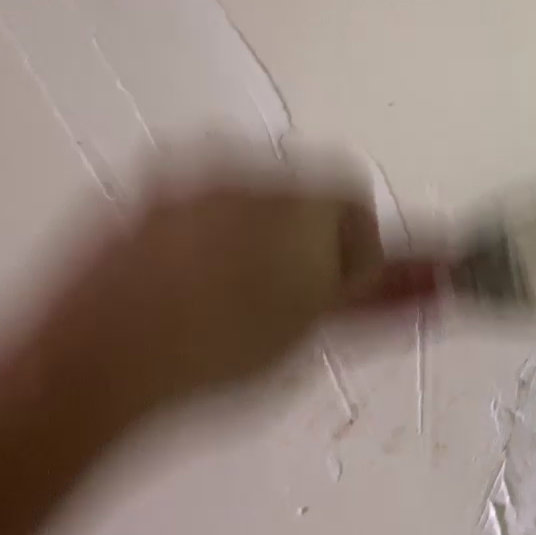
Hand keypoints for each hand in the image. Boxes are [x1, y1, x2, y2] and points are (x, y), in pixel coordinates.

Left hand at [36, 166, 386, 422]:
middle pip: (302, 197)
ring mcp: (177, 182)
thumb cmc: (218, 356)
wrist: (91, 366)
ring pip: (248, 204)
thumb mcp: (312, 335)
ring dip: (261, 244)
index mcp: (291, 199)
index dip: (360, 256)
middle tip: (291, 310)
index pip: (357, 203)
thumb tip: (444, 284)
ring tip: (236, 309)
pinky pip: (194, 210)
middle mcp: (235, 169)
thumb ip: (384, 300)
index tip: (339, 301)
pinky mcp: (131, 201)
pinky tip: (192, 298)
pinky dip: (209, 245)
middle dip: (310, 245)